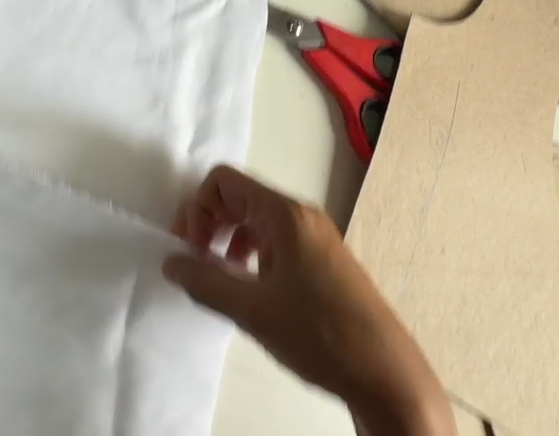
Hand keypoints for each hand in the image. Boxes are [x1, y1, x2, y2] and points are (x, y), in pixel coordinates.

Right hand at [163, 166, 454, 435]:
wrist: (389, 377)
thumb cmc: (319, 335)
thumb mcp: (252, 311)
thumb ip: (204, 281)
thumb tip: (170, 261)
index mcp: (284, 214)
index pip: (223, 181)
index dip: (196, 208)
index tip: (189, 248)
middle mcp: (301, 215)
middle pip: (238, 196)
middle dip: (208, 222)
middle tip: (195, 261)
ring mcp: (316, 237)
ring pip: (256, 220)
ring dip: (228, 239)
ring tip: (220, 278)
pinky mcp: (324, 260)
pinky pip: (275, 240)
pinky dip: (251, 254)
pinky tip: (250, 289)